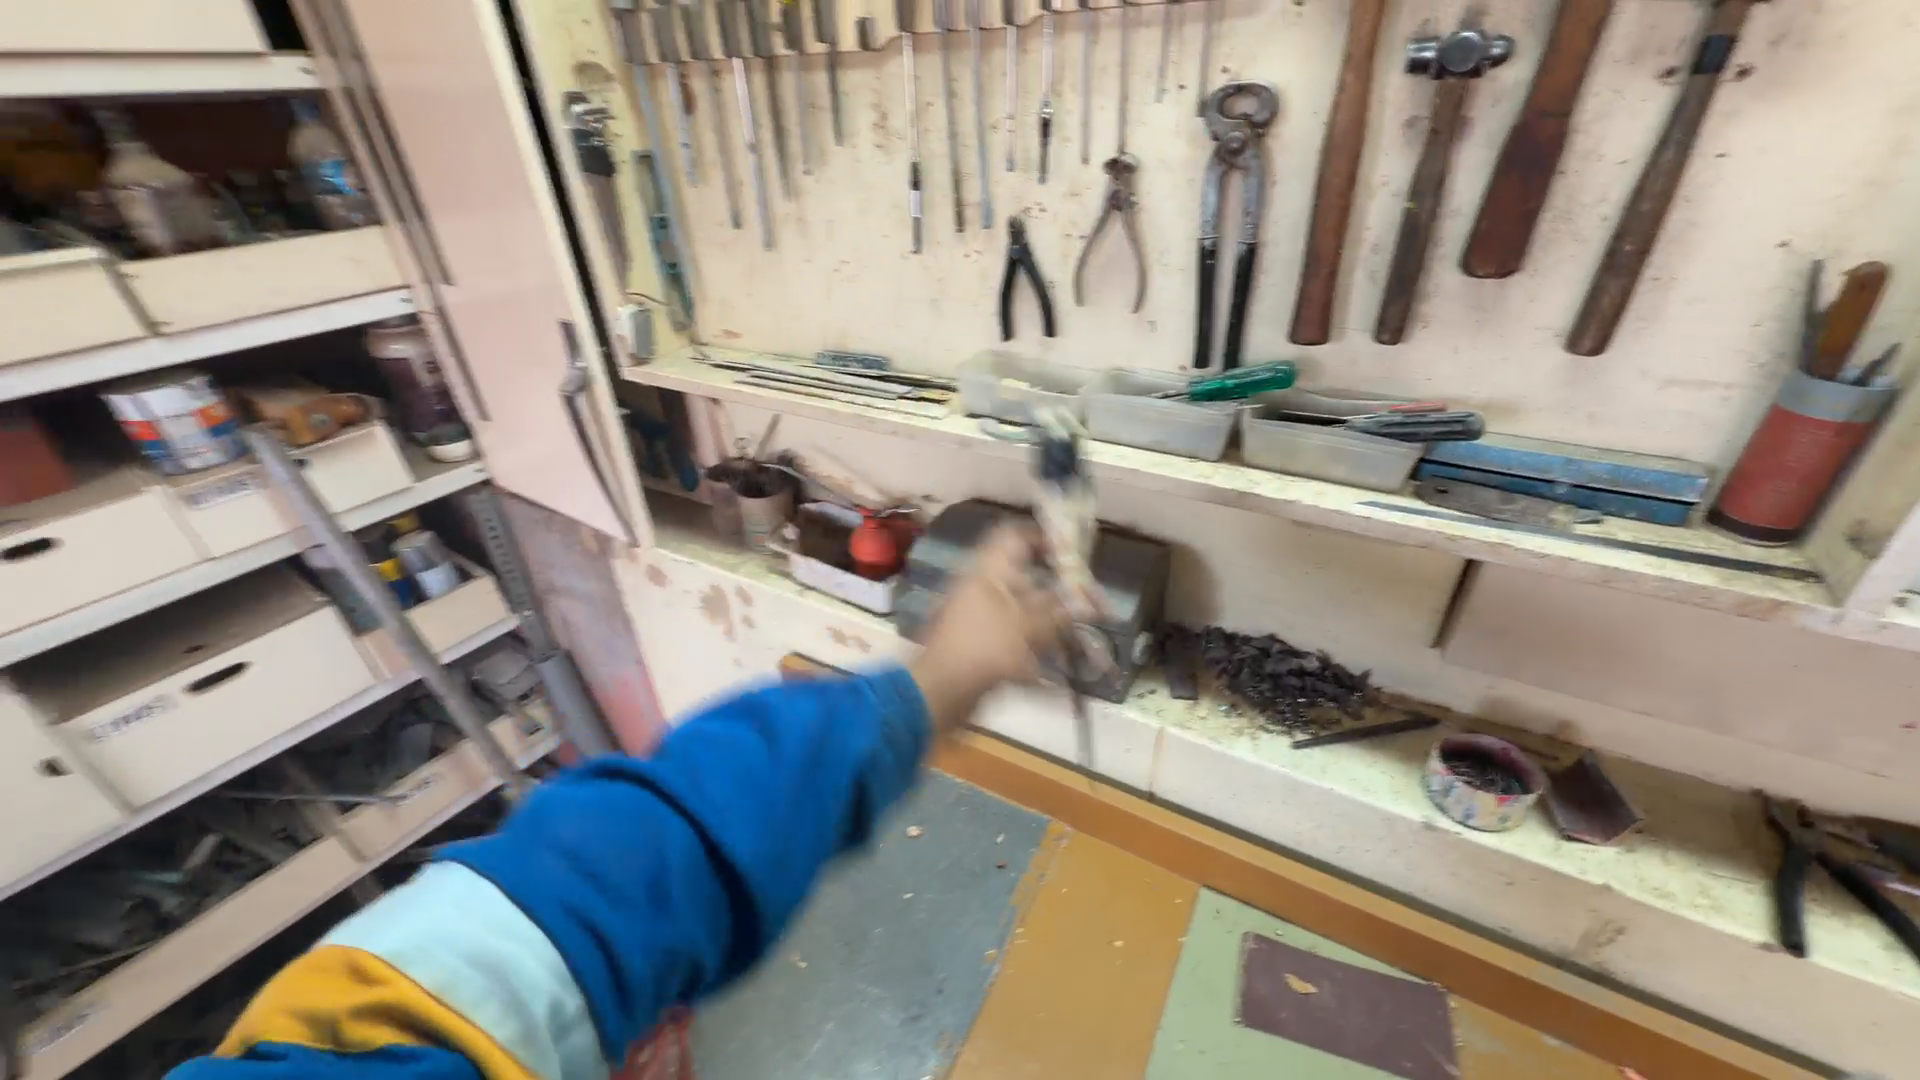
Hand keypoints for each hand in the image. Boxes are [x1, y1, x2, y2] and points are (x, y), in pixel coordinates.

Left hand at [908, 524, 1069, 733]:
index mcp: (988, 572)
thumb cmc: (981, 649)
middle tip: (1095, 606)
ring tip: (1090, 645)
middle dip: (1063, 594)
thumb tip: (1088, 602)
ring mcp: (984, 622)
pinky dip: (1041, 658)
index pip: (1014, 537)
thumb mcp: (1025, 628)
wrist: (938, 694)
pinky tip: (1064, 677)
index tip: (1074, 549)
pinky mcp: (985, 650)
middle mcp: (985, 591)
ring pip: (1028, 618)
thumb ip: (1059, 613)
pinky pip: (1019, 647)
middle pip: (1029, 582)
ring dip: (1057, 630)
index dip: (1043, 536)